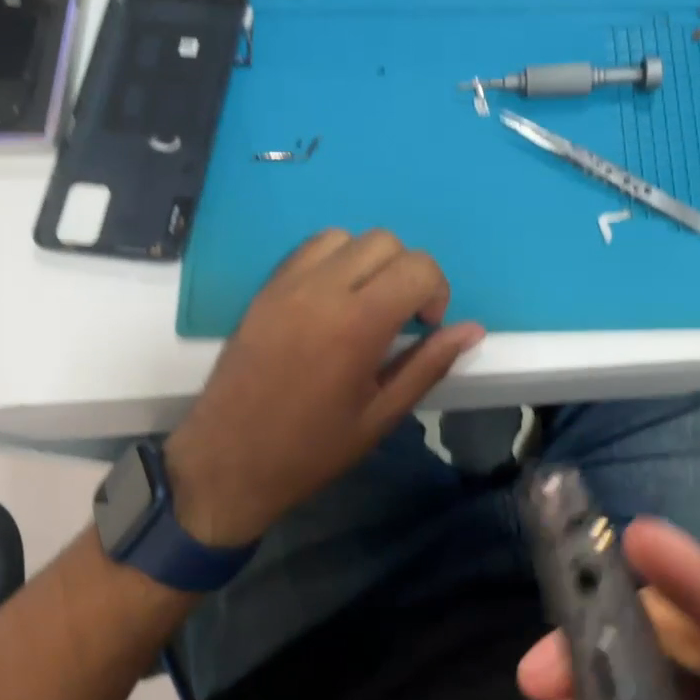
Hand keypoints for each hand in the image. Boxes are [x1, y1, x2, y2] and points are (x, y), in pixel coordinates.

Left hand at [165, 229, 484, 547]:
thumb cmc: (311, 449)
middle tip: (402, 317)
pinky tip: (333, 301)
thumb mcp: (381, 416)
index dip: (436, 291)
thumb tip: (472, 330)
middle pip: (385, 242)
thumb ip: (428, 365)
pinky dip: (333, 260)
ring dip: (369, 261)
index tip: (426, 326)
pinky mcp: (265, 289)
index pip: (418, 267)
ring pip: (345, 237)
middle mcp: (322, 290)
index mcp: (357, 324)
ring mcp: (287, 284)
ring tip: (366, 304)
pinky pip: (309, 249)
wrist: (227, 462)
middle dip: (407, 272)